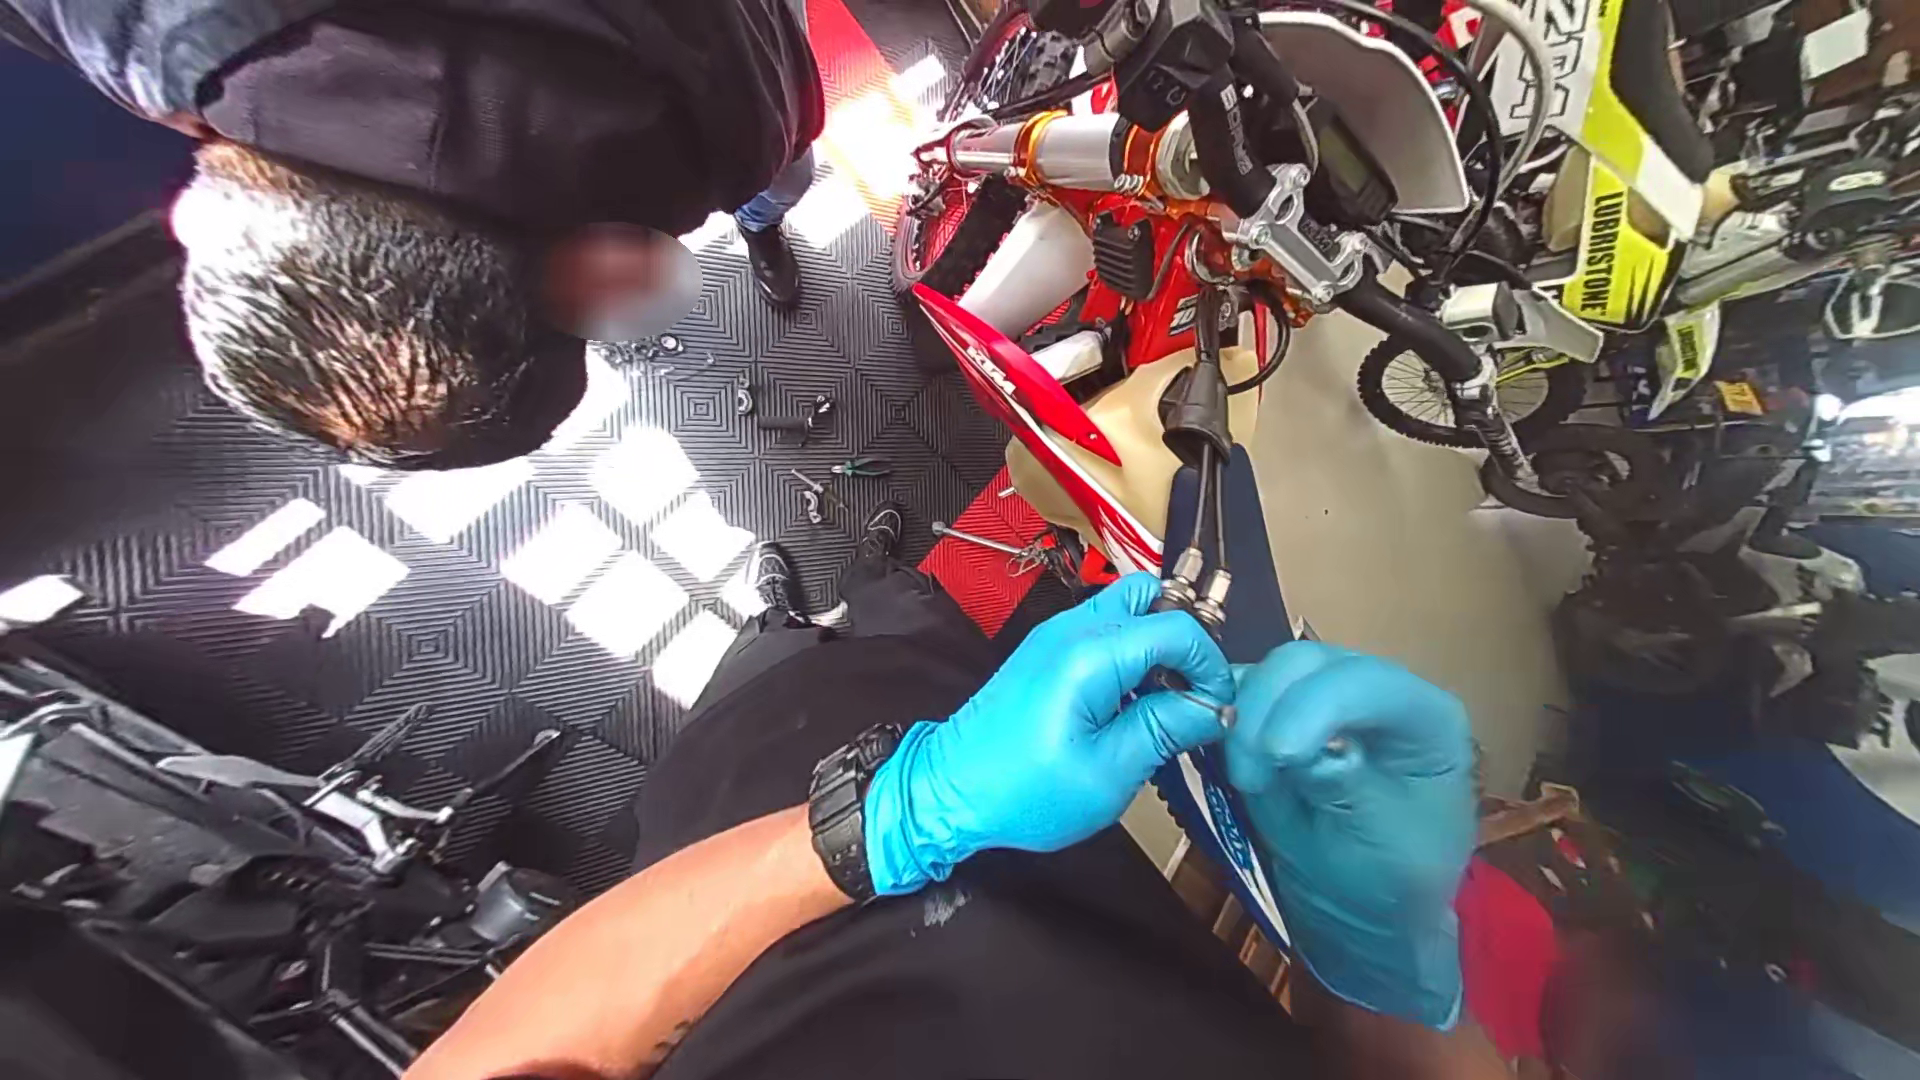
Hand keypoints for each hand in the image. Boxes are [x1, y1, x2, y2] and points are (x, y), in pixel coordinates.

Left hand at [864, 573, 1232, 895]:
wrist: (952, 786)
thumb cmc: (1023, 790)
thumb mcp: (1108, 772)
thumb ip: (1165, 729)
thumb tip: (1213, 707)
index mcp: (1090, 653)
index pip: (1176, 626)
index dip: (1209, 664)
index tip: (1215, 706)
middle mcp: (1072, 628)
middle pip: (1150, 593)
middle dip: (1185, 633)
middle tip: (1194, 686)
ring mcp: (1056, 634)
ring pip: (1126, 606)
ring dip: (1158, 640)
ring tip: (1165, 698)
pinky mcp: (1047, 649)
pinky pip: (1103, 628)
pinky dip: (1131, 649)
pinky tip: (1132, 698)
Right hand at [1226, 642, 1474, 1029]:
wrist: (1354, 886)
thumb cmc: (1389, 870)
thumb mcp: (1384, 847)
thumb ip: (1348, 791)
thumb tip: (1307, 751)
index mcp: (1423, 717)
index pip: (1368, 684)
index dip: (1316, 706)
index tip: (1277, 755)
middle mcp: (1369, 684)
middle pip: (1303, 663)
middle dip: (1263, 711)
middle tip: (1247, 777)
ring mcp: (1317, 684)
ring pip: (1263, 670)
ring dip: (1239, 717)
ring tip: (1244, 776)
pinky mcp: (1273, 697)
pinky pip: (1236, 684)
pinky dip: (1221, 710)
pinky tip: (1226, 750)